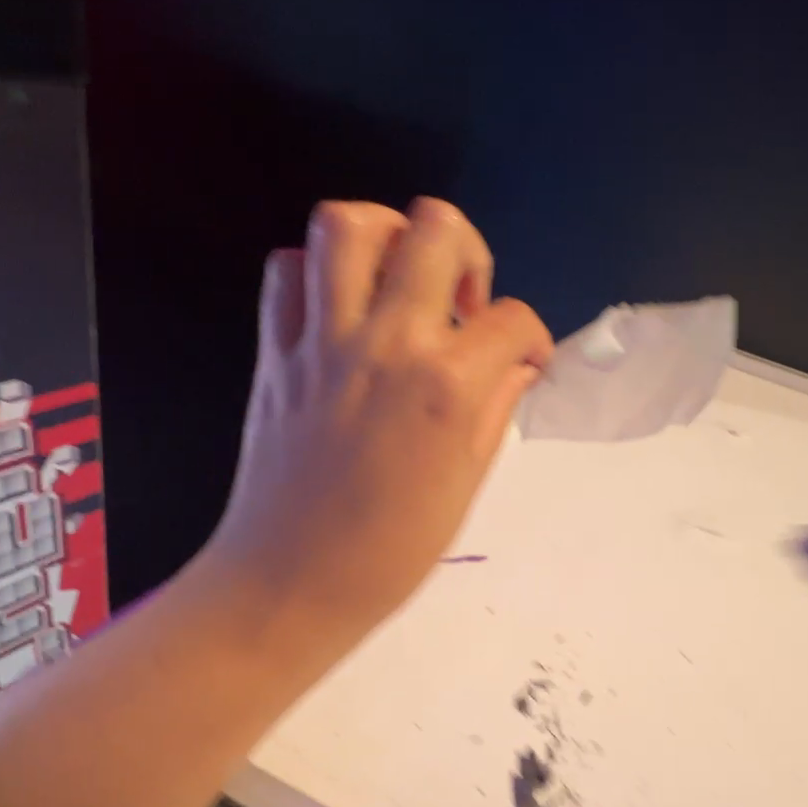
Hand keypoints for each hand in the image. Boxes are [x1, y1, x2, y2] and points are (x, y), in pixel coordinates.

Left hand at [200, 198, 552, 642]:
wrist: (291, 582)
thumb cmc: (391, 549)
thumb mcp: (467, 482)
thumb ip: (497, 407)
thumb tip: (516, 363)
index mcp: (448, 385)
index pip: (513, 318)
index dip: (532, 335)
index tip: (523, 359)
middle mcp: (389, 342)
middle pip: (435, 229)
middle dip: (467, 249)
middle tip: (461, 300)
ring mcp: (324, 340)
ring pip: (347, 225)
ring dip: (386, 236)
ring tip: (398, 281)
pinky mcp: (275, 350)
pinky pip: (286, 273)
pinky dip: (314, 274)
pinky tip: (338, 311)